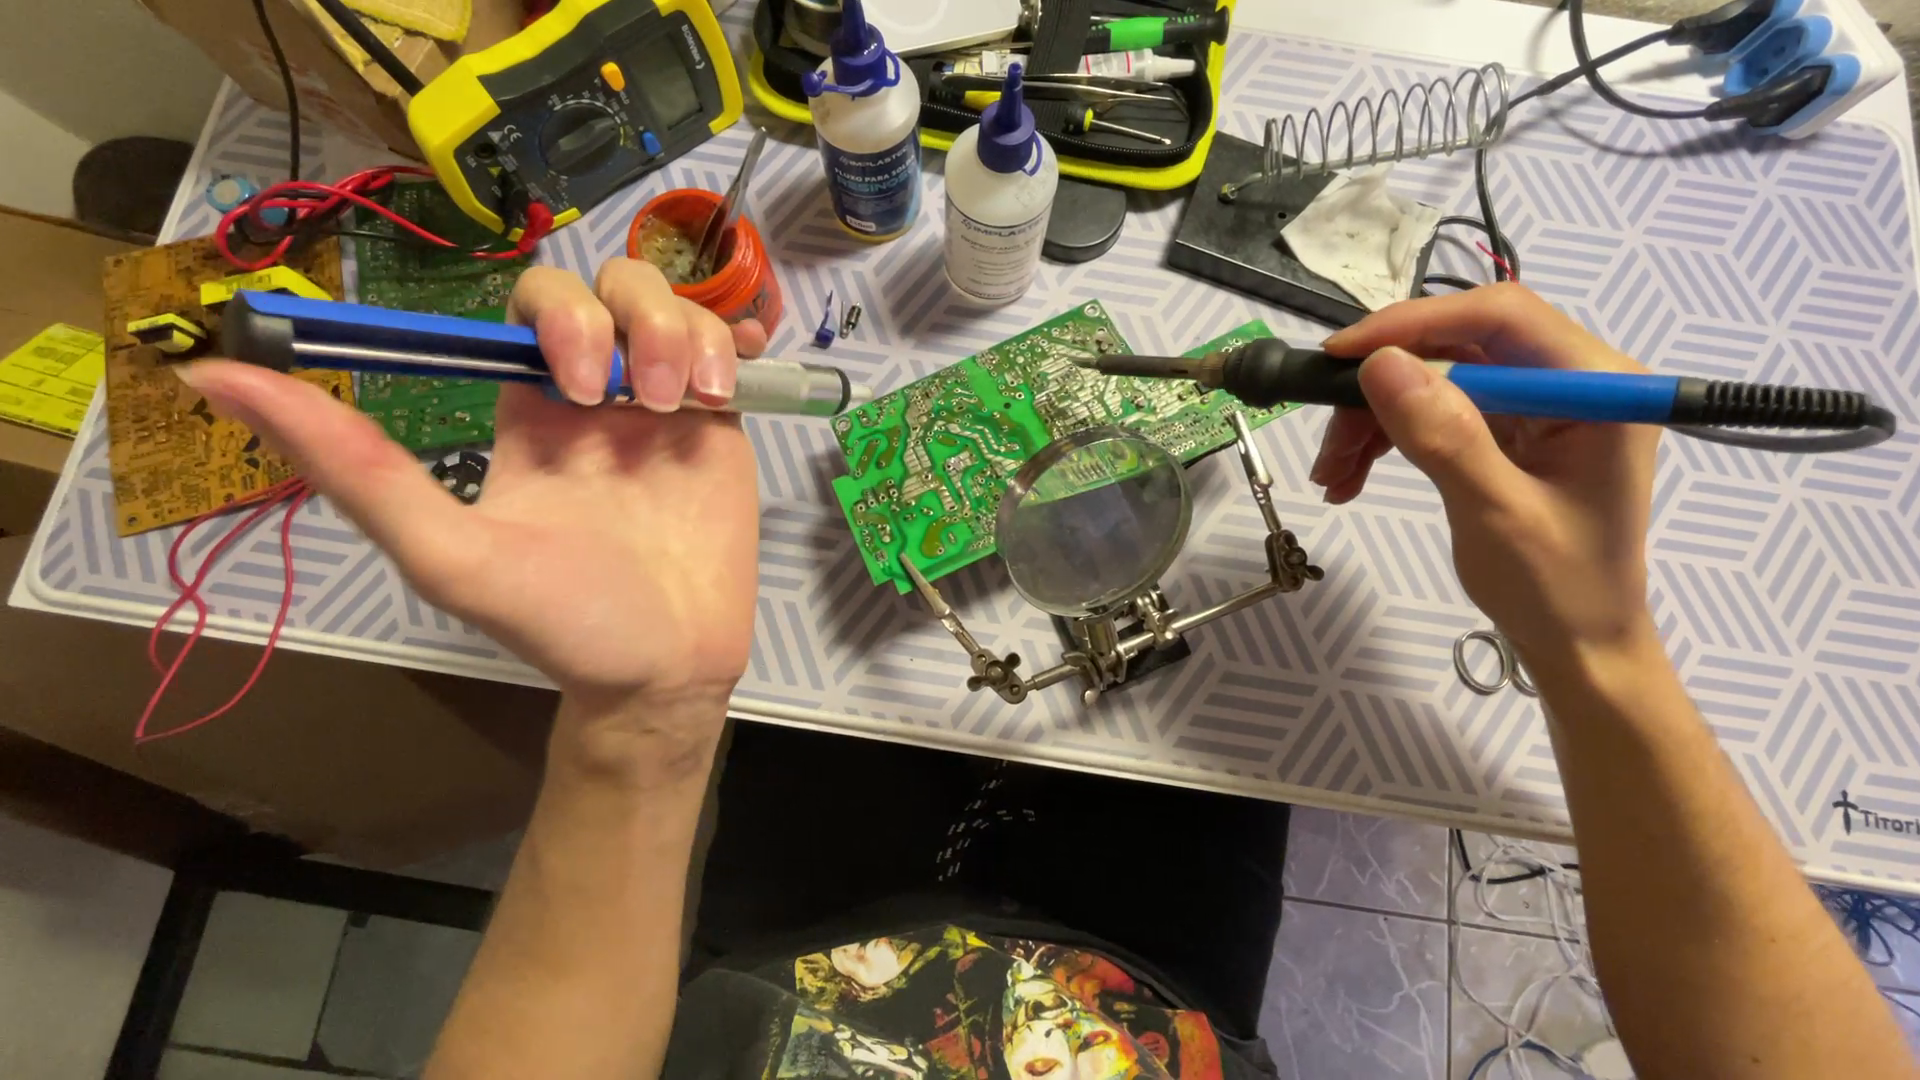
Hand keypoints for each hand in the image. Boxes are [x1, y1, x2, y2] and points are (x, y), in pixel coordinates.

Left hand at [181, 260, 765, 721]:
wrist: (664, 670)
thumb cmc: (563, 621)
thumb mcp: (453, 554)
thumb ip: (357, 469)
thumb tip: (211, 373)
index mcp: (528, 412)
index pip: (536, 306)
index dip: (560, 319)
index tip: (578, 389)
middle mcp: (598, 397)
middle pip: (614, 289)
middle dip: (636, 322)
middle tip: (647, 400)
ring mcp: (665, 410)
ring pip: (676, 309)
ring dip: (688, 336)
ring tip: (693, 405)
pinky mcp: (720, 430)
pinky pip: (728, 353)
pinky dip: (733, 343)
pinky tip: (732, 377)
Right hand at [1309, 283, 1660, 666]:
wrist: (1577, 642)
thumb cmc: (1554, 586)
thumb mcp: (1495, 512)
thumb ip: (1444, 435)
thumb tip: (1380, 365)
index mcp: (1593, 384)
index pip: (1496, 316)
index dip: (1411, 325)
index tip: (1338, 357)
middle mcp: (1566, 380)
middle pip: (1454, 349)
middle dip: (1379, 391)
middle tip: (1327, 445)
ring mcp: (1536, 406)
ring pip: (1432, 382)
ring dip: (1371, 422)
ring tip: (1331, 475)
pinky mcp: (1508, 432)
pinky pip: (1433, 414)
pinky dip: (1385, 440)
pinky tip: (1351, 477)